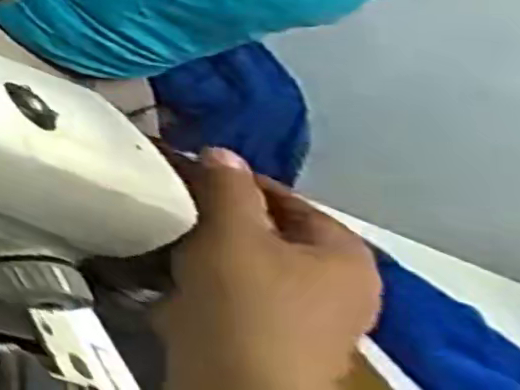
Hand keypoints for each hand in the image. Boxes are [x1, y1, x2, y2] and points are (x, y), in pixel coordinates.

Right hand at [156, 149, 380, 389]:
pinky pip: (241, 283)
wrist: (237, 377)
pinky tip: (178, 258)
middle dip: (224, 209)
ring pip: (253, 256)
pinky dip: (212, 267)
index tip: (190, 169)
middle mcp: (342, 286)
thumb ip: (227, 183)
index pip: (289, 197)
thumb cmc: (245, 295)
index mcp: (348, 257)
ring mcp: (311, 315)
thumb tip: (221, 152)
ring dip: (213, 238)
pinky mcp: (275, 332)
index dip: (238, 179)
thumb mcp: (230, 225)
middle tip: (178, 193)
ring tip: (172, 222)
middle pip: (272, 228)